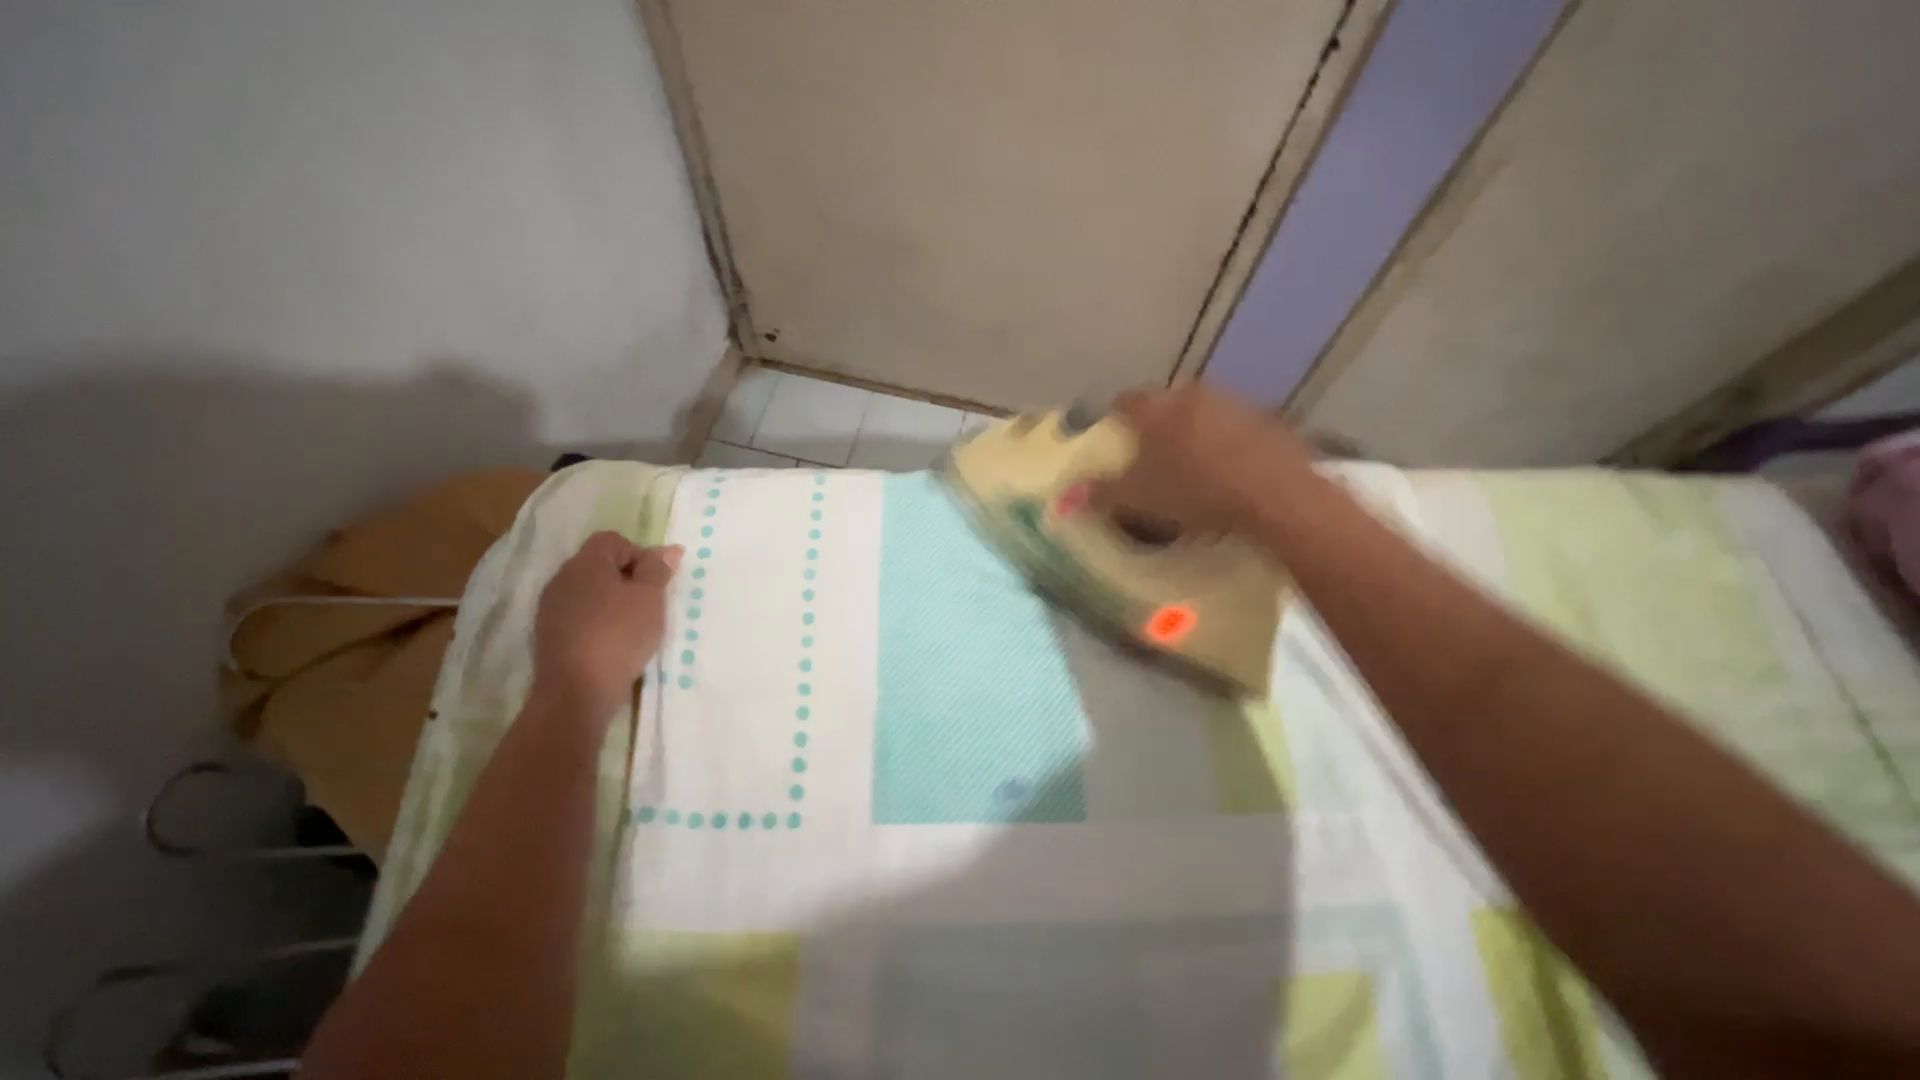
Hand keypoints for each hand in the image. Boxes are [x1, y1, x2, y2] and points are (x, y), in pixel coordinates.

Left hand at [531, 532, 680, 718]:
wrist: (576, 691)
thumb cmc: (619, 635)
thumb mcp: (650, 599)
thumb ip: (658, 569)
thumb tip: (668, 550)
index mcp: (585, 562)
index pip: (614, 540)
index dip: (640, 555)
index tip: (656, 583)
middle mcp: (562, 578)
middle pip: (599, 564)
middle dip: (626, 579)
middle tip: (648, 605)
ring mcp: (550, 607)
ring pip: (588, 591)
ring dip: (611, 602)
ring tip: (632, 627)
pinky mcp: (548, 634)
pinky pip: (578, 615)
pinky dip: (596, 622)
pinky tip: (611, 644)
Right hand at [1090, 384, 1313, 535]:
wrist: (1272, 493)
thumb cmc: (1193, 490)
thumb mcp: (1138, 497)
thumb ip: (1101, 493)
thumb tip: (1064, 497)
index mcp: (1156, 408)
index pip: (1125, 402)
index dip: (1116, 420)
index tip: (1115, 439)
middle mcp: (1192, 394)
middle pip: (1166, 405)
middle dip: (1158, 426)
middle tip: (1153, 458)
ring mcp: (1234, 403)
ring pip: (1203, 414)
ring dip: (1195, 433)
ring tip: (1194, 467)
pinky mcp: (1268, 421)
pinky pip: (1237, 429)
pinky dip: (1228, 444)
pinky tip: (1231, 472)